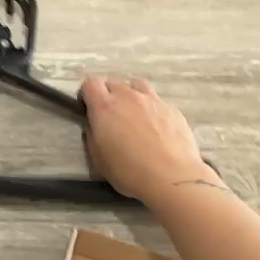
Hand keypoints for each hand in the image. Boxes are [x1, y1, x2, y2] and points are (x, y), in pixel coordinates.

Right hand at [81, 76, 220, 203]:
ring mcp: (152, 100)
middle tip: (111, 116)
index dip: (87, 93)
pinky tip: (155, 126)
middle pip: (113, 82)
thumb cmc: (129, 171)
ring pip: (137, 85)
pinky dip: (150, 107)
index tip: (89, 108)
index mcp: (105, 107)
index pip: (90, 83)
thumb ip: (94, 136)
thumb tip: (96, 126)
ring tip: (133, 113)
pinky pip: (156, 100)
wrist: (171, 176)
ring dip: (130, 94)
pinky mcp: (172, 108)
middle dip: (108, 94)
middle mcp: (128, 96)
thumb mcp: (99, 158)